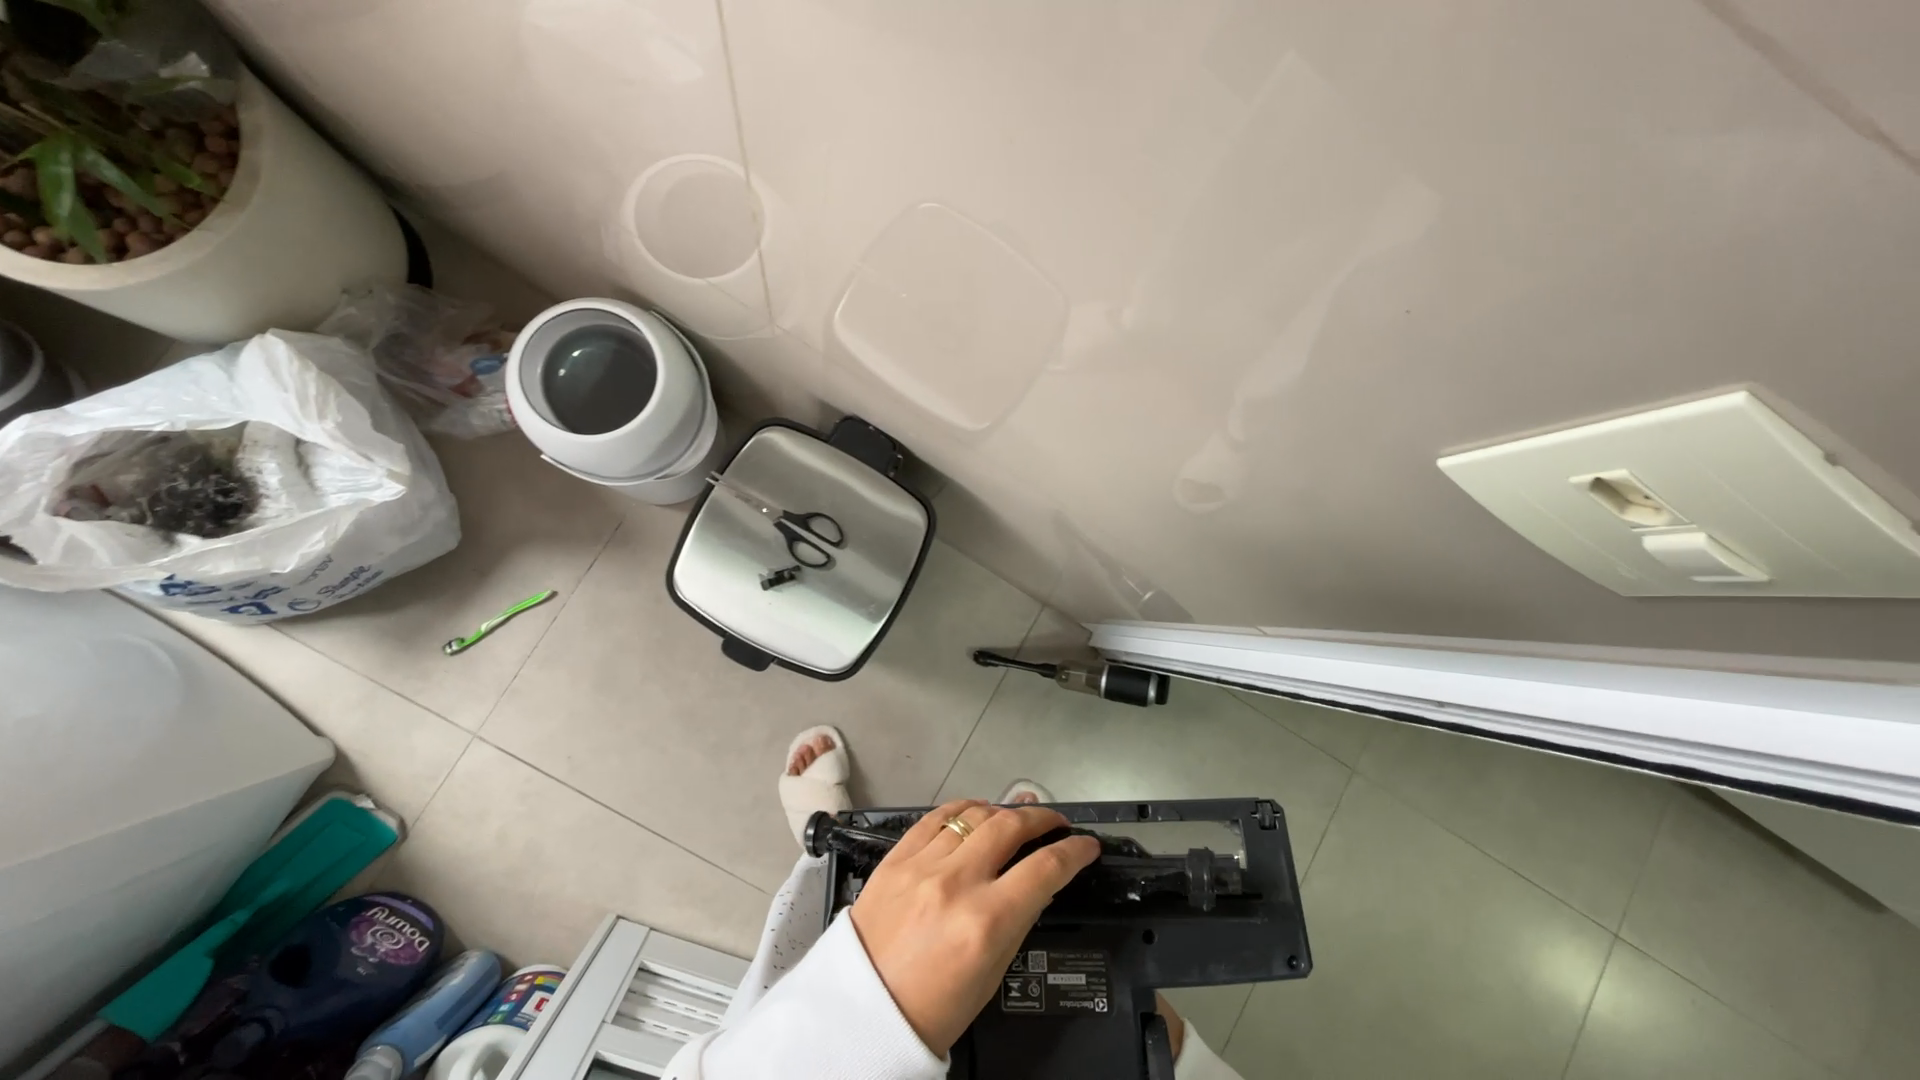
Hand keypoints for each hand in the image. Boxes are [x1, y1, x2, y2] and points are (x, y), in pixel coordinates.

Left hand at [848, 799, 1101, 1056]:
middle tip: (1056, 821)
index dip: (1074, 851)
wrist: (864, 1010)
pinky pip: (935, 818)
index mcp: (986, 921)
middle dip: (1041, 818)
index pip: (1045, 868)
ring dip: (1003, 810)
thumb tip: (1041, 882)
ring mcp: (922, 865)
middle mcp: (956, 883)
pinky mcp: (895, 857)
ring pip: (973, 814)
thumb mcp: (993, 972)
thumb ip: (1019, 919)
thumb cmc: (935, 1006)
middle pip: (1010, 826)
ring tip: (1018, 814)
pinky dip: (961, 809)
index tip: (1086, 845)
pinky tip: (974, 812)